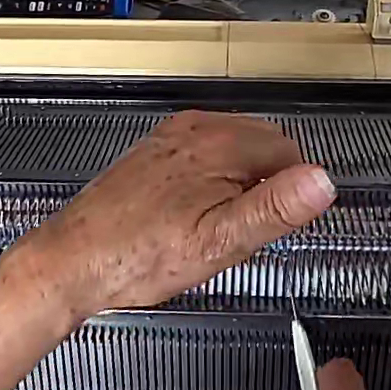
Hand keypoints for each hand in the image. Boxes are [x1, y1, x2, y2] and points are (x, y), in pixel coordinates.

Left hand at [31, 111, 334, 318]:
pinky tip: (191, 208)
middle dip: (264, 183)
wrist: (69, 262)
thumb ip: (275, 208)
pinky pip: (207, 149)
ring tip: (213, 221)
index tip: (265, 223)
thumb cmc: (138, 256)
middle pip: (266, 145)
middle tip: (239, 226)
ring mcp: (176, 134)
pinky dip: (213, 173)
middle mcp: (200, 127)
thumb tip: (321, 182)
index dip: (285, 194)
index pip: (291, 155)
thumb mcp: (220, 242)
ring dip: (240, 177)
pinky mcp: (159, 146)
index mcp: (223, 144)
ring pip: (237, 146)